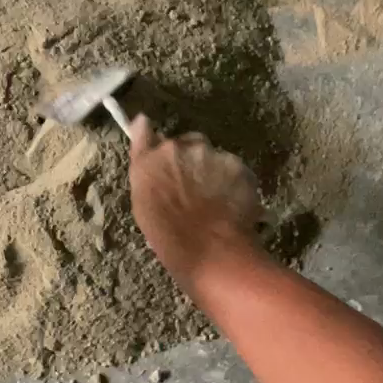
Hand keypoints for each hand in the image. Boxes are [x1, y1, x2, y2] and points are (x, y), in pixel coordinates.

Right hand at [127, 115, 265, 293]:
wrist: (212, 253)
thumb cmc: (169, 238)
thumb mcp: (143, 206)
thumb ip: (146, 170)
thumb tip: (147, 143)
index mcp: (149, 160)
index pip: (144, 130)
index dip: (151, 136)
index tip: (154, 140)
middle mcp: (179, 148)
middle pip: (186, 143)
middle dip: (189, 159)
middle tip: (193, 188)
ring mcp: (211, 154)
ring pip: (212, 155)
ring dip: (211, 170)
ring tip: (215, 201)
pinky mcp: (238, 165)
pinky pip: (234, 169)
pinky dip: (232, 182)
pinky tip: (231, 204)